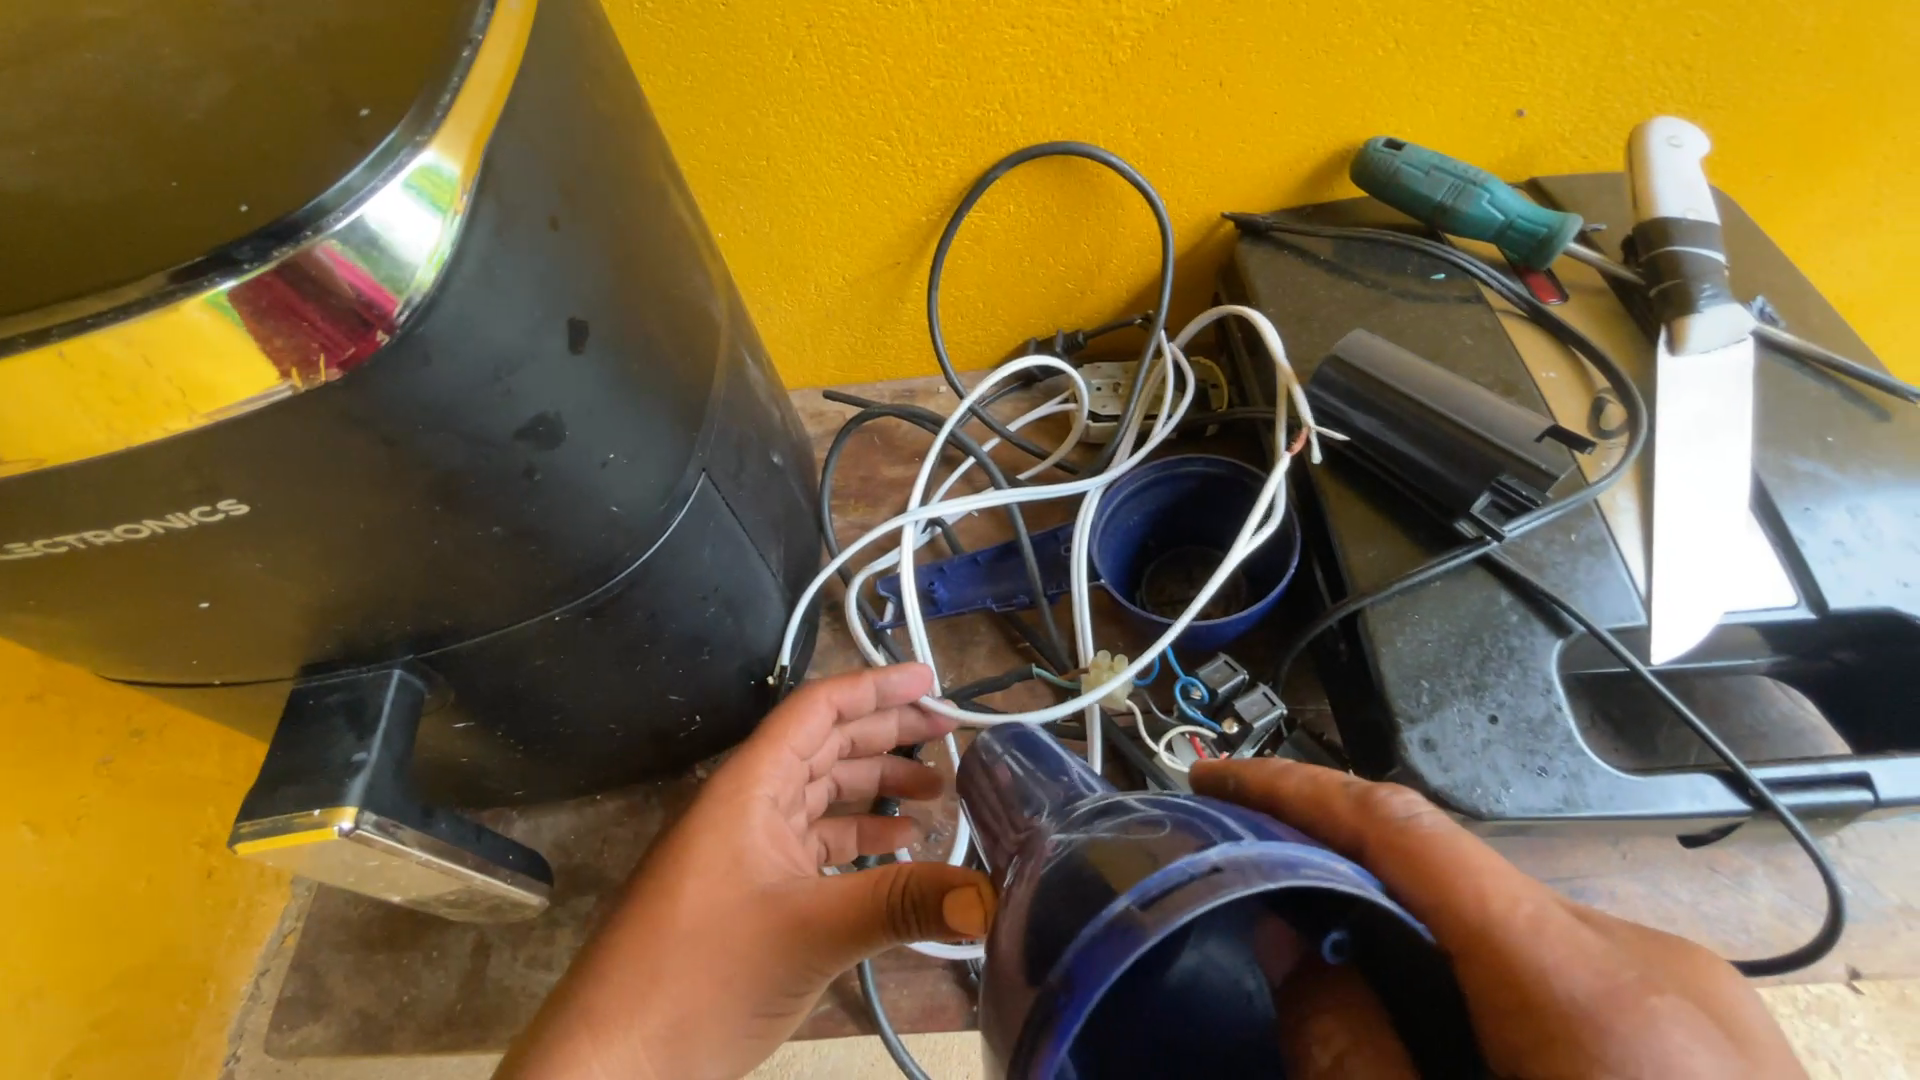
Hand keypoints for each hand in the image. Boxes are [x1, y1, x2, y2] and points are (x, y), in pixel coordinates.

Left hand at [498, 664, 994, 1079]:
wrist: (611, 1064)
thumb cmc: (700, 978)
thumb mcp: (811, 933)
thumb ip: (903, 904)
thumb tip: (988, 896)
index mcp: (750, 784)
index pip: (818, 709)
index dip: (875, 687)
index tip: (929, 680)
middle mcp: (747, 802)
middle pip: (825, 745)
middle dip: (887, 733)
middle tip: (948, 731)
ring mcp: (745, 846)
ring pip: (821, 794)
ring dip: (875, 787)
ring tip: (936, 792)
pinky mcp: (749, 887)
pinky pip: (813, 841)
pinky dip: (856, 837)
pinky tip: (896, 847)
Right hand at [1189, 759, 1804, 1078]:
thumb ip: (1349, 1049)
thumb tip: (1280, 932)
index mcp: (1590, 990)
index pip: (1408, 829)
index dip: (1298, 788)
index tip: (1218, 775)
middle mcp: (1651, 961)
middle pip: (1451, 871)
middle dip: (1345, 863)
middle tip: (1255, 876)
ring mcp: (1695, 993)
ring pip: (1498, 914)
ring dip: (1407, 919)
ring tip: (1338, 955)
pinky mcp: (1709, 1029)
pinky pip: (1551, 958)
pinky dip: (1469, 963)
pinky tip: (1443, 1020)